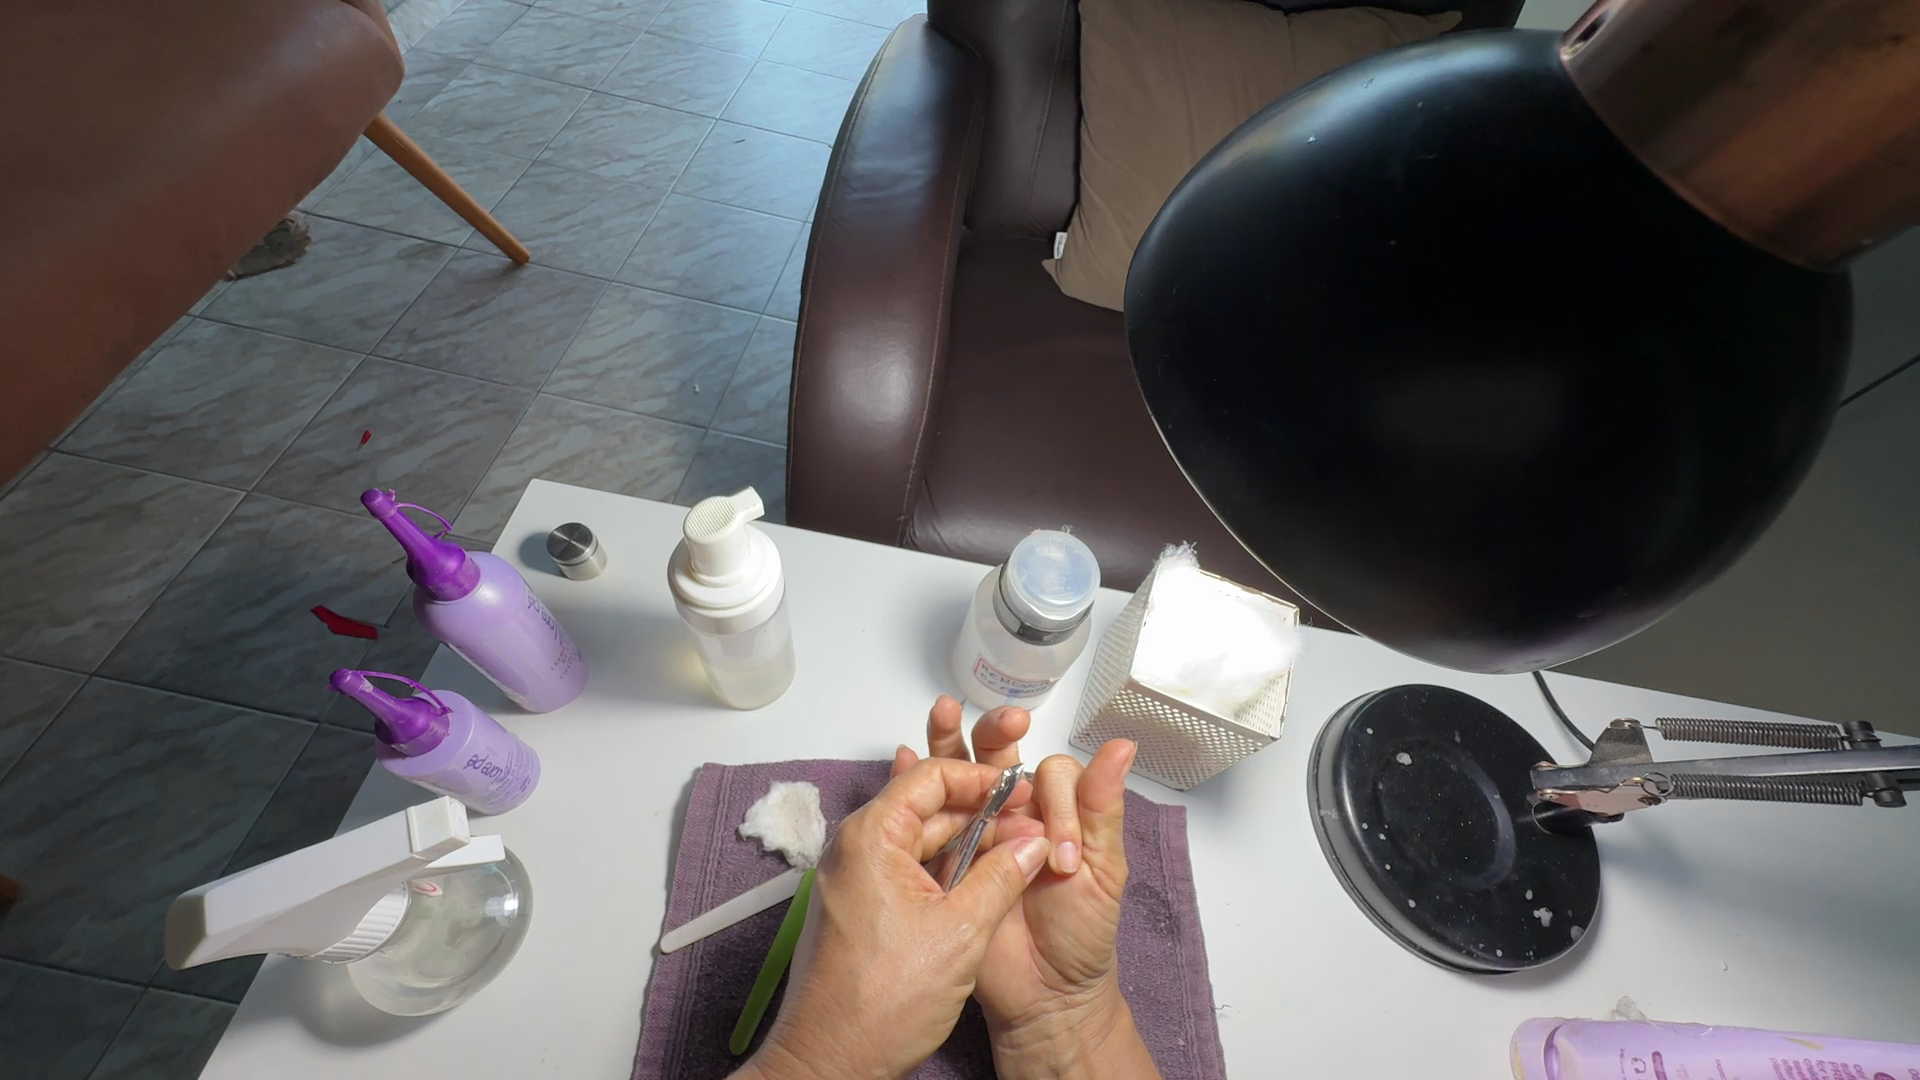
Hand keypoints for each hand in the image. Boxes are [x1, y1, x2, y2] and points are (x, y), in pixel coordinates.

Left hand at [740, 757, 1052, 1079]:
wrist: (829, 1066)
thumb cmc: (879, 1004)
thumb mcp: (960, 933)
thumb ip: (1002, 876)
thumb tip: (1033, 841)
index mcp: (871, 835)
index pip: (929, 777)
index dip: (978, 779)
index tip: (1016, 790)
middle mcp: (857, 845)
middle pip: (926, 805)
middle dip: (979, 812)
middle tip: (1026, 821)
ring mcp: (857, 873)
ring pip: (921, 837)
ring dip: (967, 842)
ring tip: (1015, 849)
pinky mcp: (862, 900)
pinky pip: (910, 865)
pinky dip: (947, 867)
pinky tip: (983, 876)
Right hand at [896, 697, 1160, 1079]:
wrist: (1046, 994)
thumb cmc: (1082, 930)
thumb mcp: (1103, 867)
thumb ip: (1102, 807)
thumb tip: (1122, 745)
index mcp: (1050, 807)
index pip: (1046, 774)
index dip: (1055, 805)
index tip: (1063, 858)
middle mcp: (1009, 809)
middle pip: (996, 756)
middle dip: (995, 732)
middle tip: (1008, 721)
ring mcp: (972, 831)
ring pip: (958, 774)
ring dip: (947, 739)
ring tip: (942, 710)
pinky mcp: (943, 858)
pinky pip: (925, 816)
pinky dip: (910, 781)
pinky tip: (903, 756)